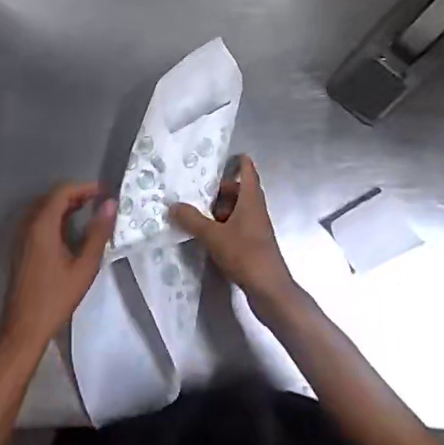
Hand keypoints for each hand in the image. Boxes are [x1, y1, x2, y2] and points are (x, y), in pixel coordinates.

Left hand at [0, 181, 114, 353]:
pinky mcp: (20, 247)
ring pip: (43, 208)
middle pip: (51, 197)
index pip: (62, 192)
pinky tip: (69, 230)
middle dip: (76, 194)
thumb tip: (110, 205)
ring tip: (88, 211)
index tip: (104, 190)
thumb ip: (98, 233)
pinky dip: (55, 217)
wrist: (23, 328)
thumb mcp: (84, 266)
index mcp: (42, 225)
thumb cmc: (56, 298)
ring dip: (65, 205)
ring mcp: (21, 236)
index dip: (84, 187)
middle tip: (99, 200)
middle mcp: (27, 224)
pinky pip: (37, 221)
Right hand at [169, 154, 295, 304]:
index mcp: (251, 201)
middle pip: (240, 192)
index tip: (234, 154)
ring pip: (238, 211)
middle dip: (222, 190)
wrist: (270, 291)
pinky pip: (237, 227)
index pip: (249, 174)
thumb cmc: (245, 254)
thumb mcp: (214, 235)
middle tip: (200, 189)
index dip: (242, 163)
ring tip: (198, 212)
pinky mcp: (254, 246)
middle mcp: (256, 211)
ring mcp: (256, 230)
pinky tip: (208, 235)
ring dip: (221, 209)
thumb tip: (173, 205)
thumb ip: (192, 220)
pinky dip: (224, 226)